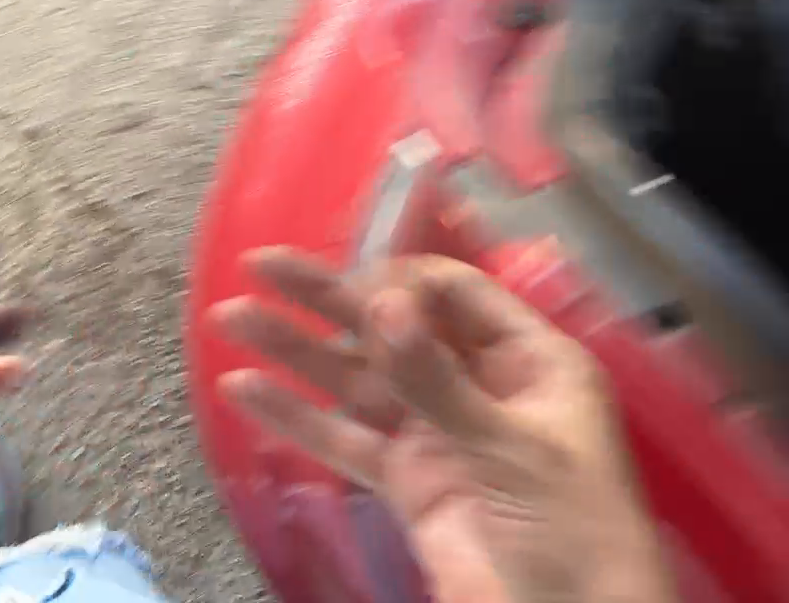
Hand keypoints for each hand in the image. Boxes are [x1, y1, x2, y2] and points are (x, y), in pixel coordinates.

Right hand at [209, 250, 674, 602]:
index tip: (350, 285)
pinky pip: (337, 432)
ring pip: (350, 373)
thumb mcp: (509, 449)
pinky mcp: (398, 471)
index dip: (398, 280)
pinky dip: (290, 412)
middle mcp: (471, 382)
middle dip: (320, 295)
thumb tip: (380, 303)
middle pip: (386, 324)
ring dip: (289, 346)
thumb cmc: (569, 533)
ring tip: (228, 318)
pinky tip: (241, 388)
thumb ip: (434, 376)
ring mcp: (429, 426)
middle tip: (258, 264)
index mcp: (526, 363)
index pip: (451, 293)